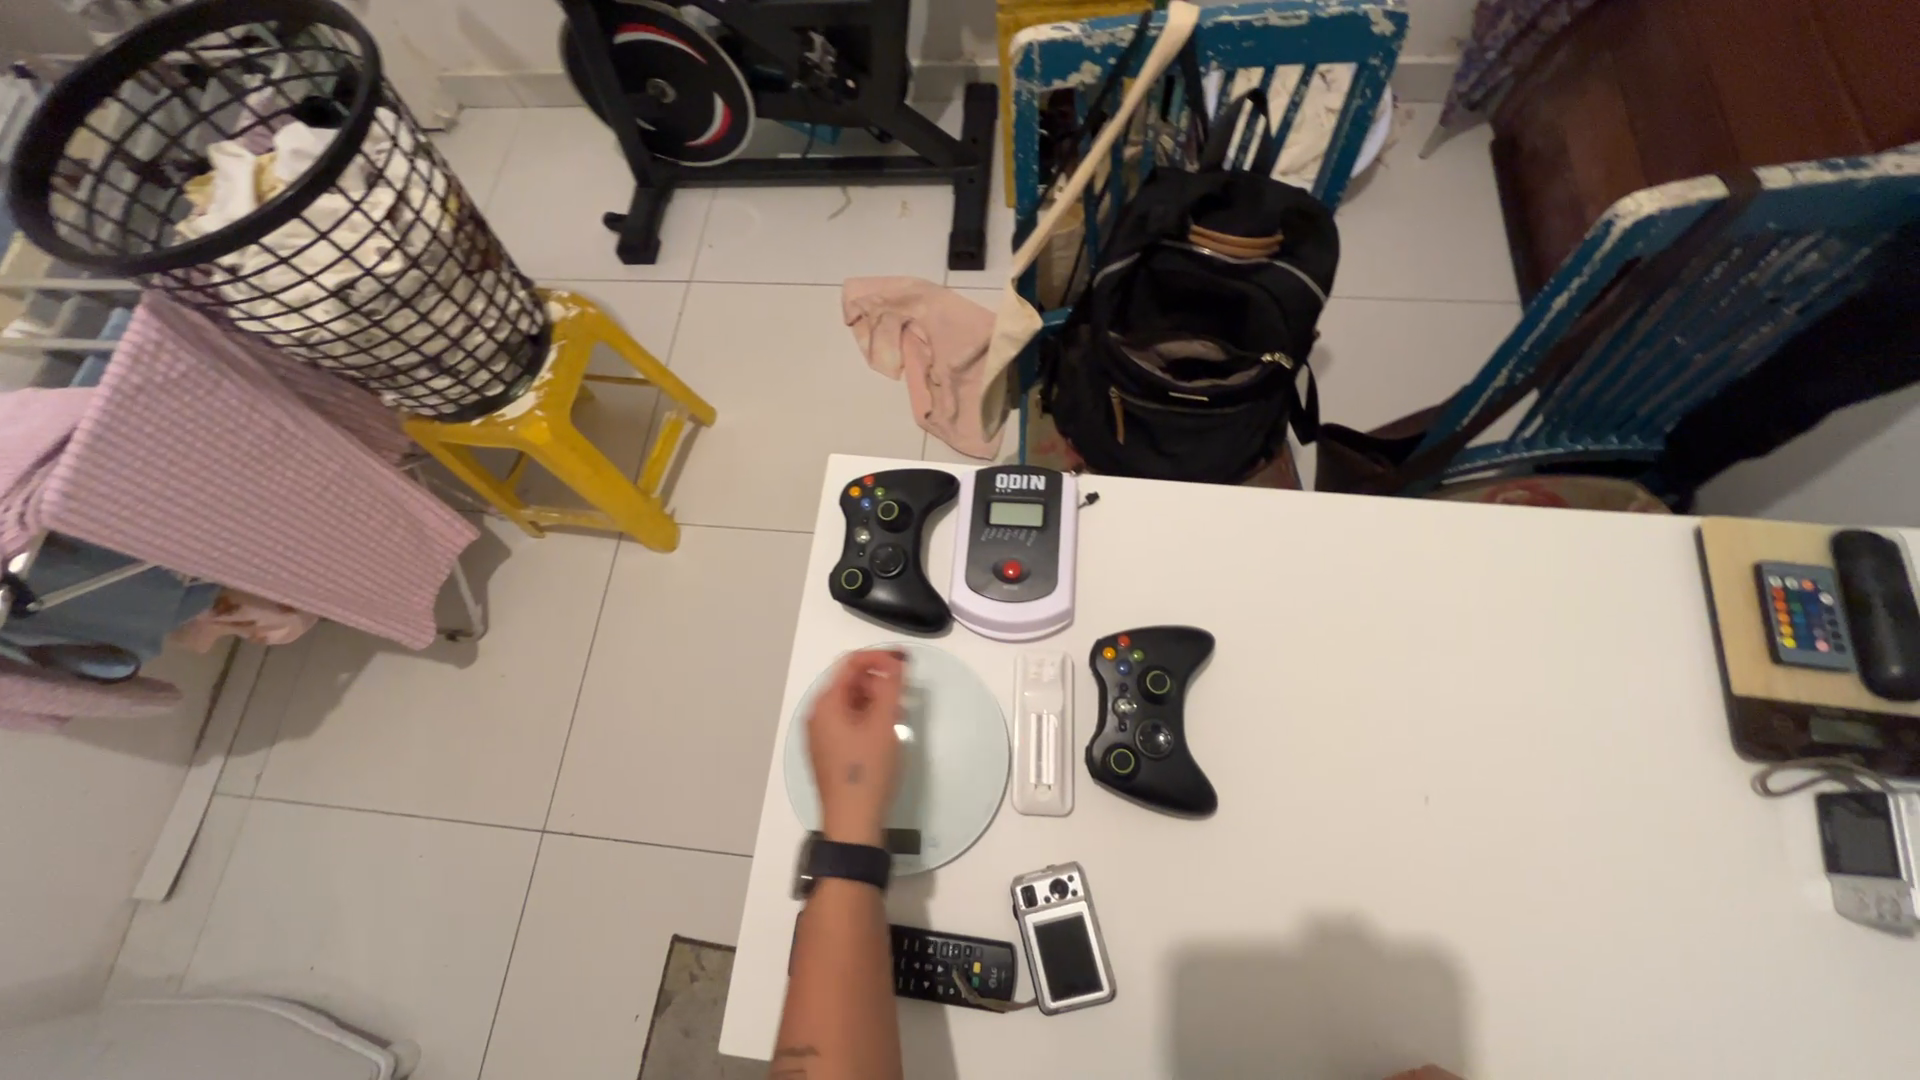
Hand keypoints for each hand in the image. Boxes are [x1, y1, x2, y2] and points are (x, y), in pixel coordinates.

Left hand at [809, 649, 906, 846]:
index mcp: (826, 704)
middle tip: (904, 693)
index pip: (851, 663)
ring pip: (850, 703)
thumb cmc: (868, 770)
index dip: (880, 657)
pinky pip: (848, 722)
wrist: (852, 823)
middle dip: (878, 680)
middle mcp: (818, 715)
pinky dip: (868, 717)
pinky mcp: (829, 752)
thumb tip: (894, 662)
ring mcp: (821, 736)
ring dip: (875, 699)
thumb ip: (891, 687)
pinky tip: (886, 731)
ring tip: (899, 713)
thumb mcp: (884, 724)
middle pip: (849, 681)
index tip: (907, 662)